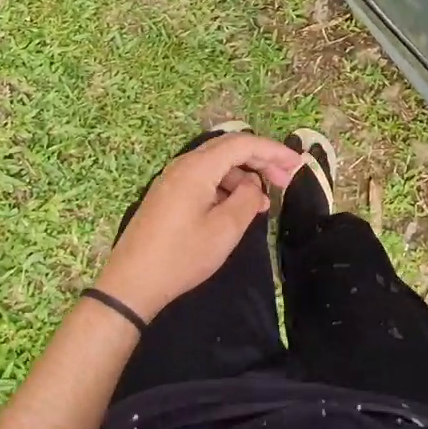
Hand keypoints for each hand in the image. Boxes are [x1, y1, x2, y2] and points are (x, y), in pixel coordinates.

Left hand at [93, 133, 303, 320]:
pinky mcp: (168, 194)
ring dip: (244, 175)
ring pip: (217, 163)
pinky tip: (238, 207)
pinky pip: (205, 177)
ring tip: (265, 200)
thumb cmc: (181, 256)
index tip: (296, 163)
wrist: (130, 284)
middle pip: (230, 148)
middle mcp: (184, 164)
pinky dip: (227, 185)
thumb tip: (254, 186)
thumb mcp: (224, 231)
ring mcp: (173, 179)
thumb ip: (247, 200)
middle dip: (261, 159)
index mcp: (198, 168)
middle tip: (286, 177)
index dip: (272, 150)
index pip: (243, 144)